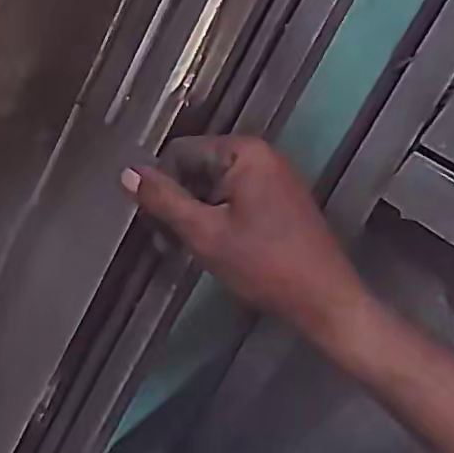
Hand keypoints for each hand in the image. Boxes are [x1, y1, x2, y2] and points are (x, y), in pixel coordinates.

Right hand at [123, 135, 368, 340]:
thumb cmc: (264, 264)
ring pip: (217, 186)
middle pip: (200, 167)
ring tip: (190, 249)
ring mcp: (275, 177)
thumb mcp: (204, 233)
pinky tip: (216, 247)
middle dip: (181, 200)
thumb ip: (164, 200)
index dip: (162, 183)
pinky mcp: (281, 199)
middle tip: (169, 240)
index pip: (182, 151)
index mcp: (245, 151)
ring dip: (198, 212)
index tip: (154, 220)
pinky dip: (220, 217)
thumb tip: (127, 173)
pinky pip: (237, 197)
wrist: (326, 301)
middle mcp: (262, 154)